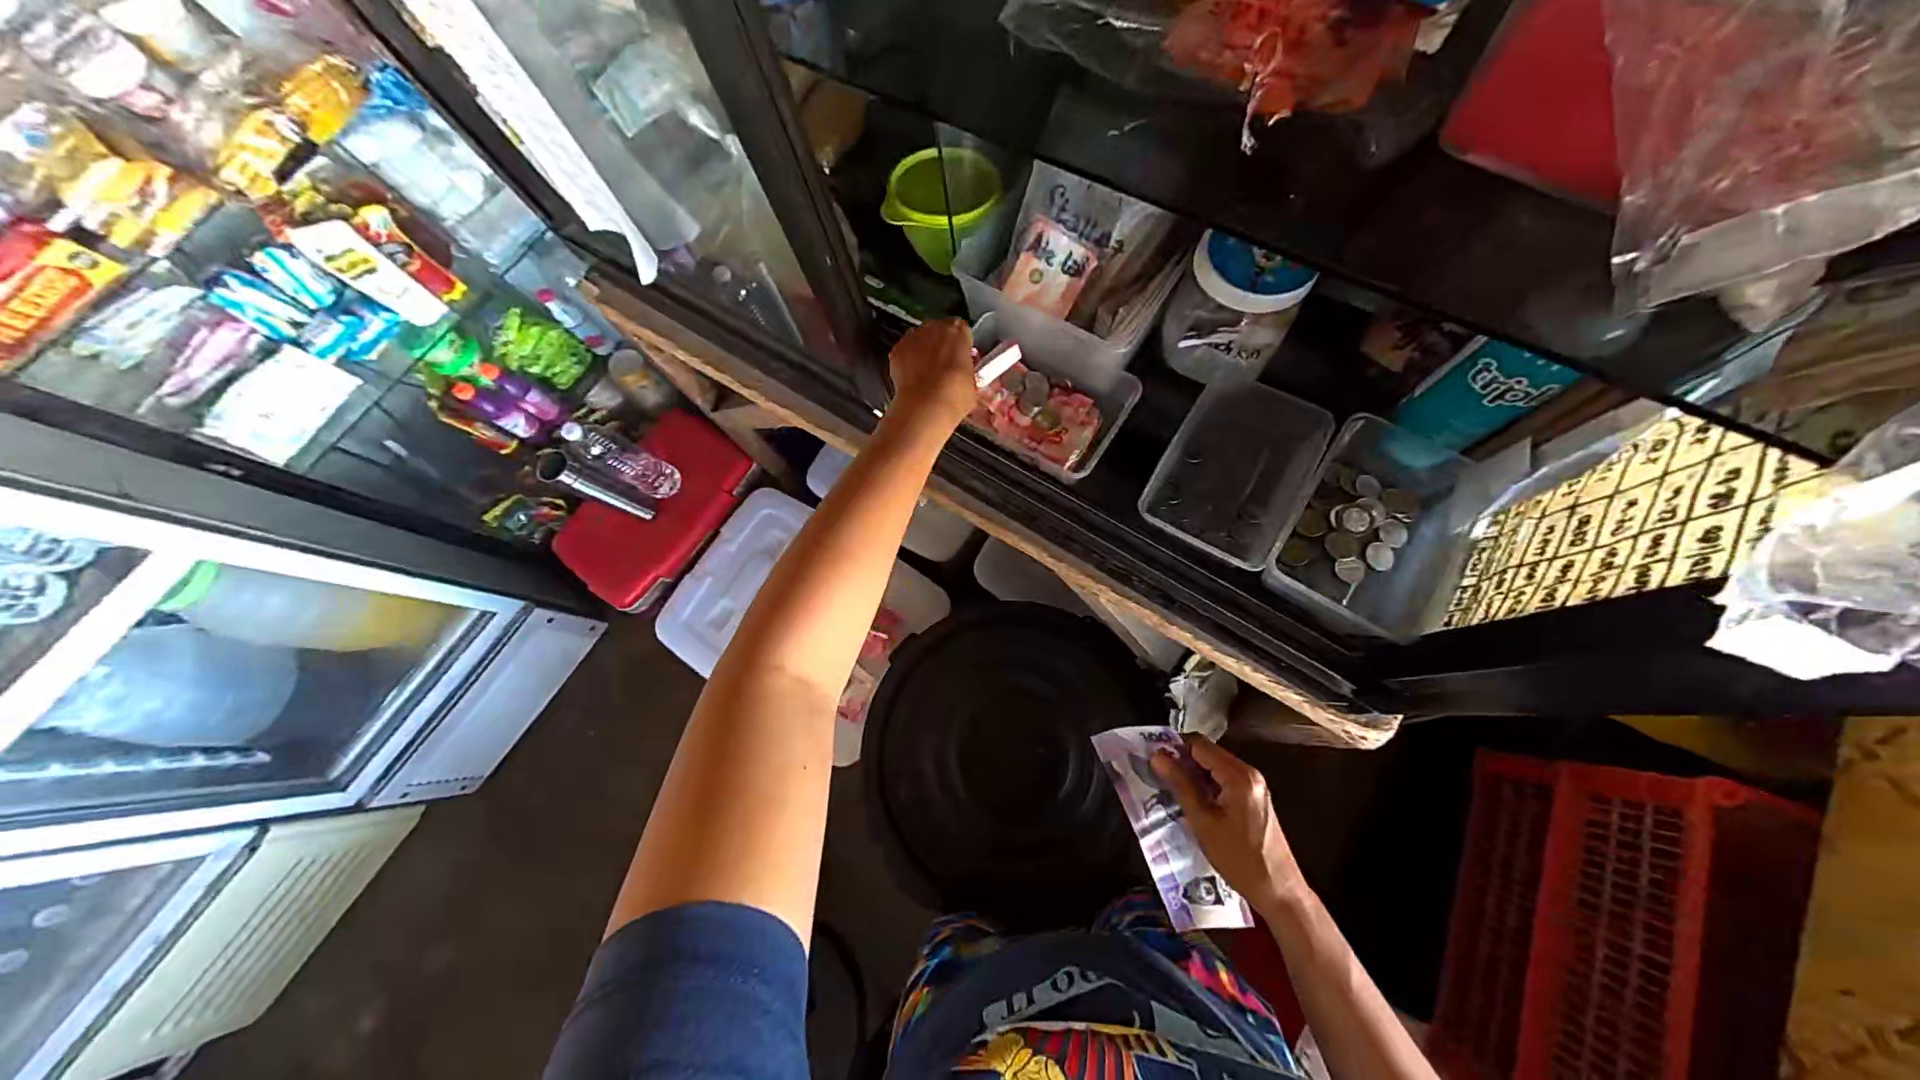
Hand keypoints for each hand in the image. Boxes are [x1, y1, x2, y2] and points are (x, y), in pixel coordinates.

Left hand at [886, 317, 977, 429]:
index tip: (962, 358)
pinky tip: (915, 378)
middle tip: (945, 368)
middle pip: (939, 331)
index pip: (962, 330)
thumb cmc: (952, 394)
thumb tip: (966, 377)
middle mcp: (934, 328)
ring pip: (920, 339)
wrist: (927, 406)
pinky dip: (908, 361)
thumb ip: (968, 370)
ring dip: (924, 352)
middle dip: (942, 347)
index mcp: (958, 331)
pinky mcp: (897, 350)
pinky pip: (904, 351)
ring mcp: (913, 338)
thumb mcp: (973, 382)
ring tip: (929, 375)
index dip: (962, 346)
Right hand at [1152, 736, 1308, 916]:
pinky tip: (1192, 801)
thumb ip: (1180, 784)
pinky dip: (1207, 785)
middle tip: (1158, 776)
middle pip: (1208, 753)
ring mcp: (1254, 785)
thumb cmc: (1238, 859)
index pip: (1199, 744)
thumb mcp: (1203, 822)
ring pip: (1215, 766)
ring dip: (1193, 774)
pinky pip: (1224, 779)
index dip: (1174, 748)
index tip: (1153, 761)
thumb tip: (1157, 756)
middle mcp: (1249, 773)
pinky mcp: (1254, 797)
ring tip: (1171, 789)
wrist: (1278, 890)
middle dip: (1182, 761)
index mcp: (1239, 775)